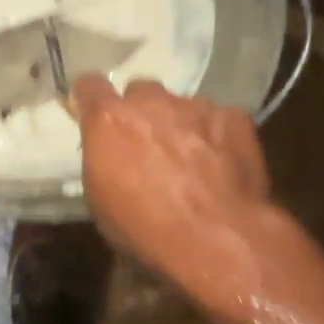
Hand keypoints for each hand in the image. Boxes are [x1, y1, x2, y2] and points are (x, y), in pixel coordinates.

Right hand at [74, 76, 271, 274]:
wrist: (215, 238)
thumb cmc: (144, 229)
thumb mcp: (100, 201)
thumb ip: (102, 160)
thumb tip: (108, 153)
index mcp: (109, 120)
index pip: (89, 85)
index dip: (91, 98)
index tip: (95, 114)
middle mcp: (150, 102)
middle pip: (141, 91)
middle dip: (141, 112)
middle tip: (147, 144)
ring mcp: (195, 106)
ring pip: (182, 105)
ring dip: (180, 125)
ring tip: (191, 161)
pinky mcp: (234, 118)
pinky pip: (220, 119)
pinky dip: (217, 137)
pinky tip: (222, 165)